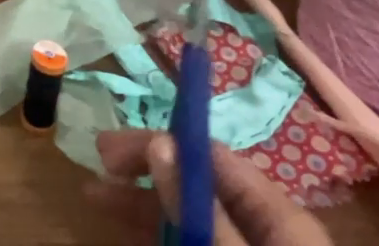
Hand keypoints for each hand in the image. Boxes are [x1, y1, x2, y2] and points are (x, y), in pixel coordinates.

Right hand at [88, 130, 333, 245]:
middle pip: (201, 183)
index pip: (216, 158)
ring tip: (96, 196)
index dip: (163, 144)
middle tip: (98, 165)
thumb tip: (160, 143)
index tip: (111, 152)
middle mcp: (269, 233)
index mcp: (282, 220)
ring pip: (191, 215)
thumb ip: (198, 208)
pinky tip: (127, 234)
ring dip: (142, 202)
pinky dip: (159, 235)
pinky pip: (194, 244)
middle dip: (146, 170)